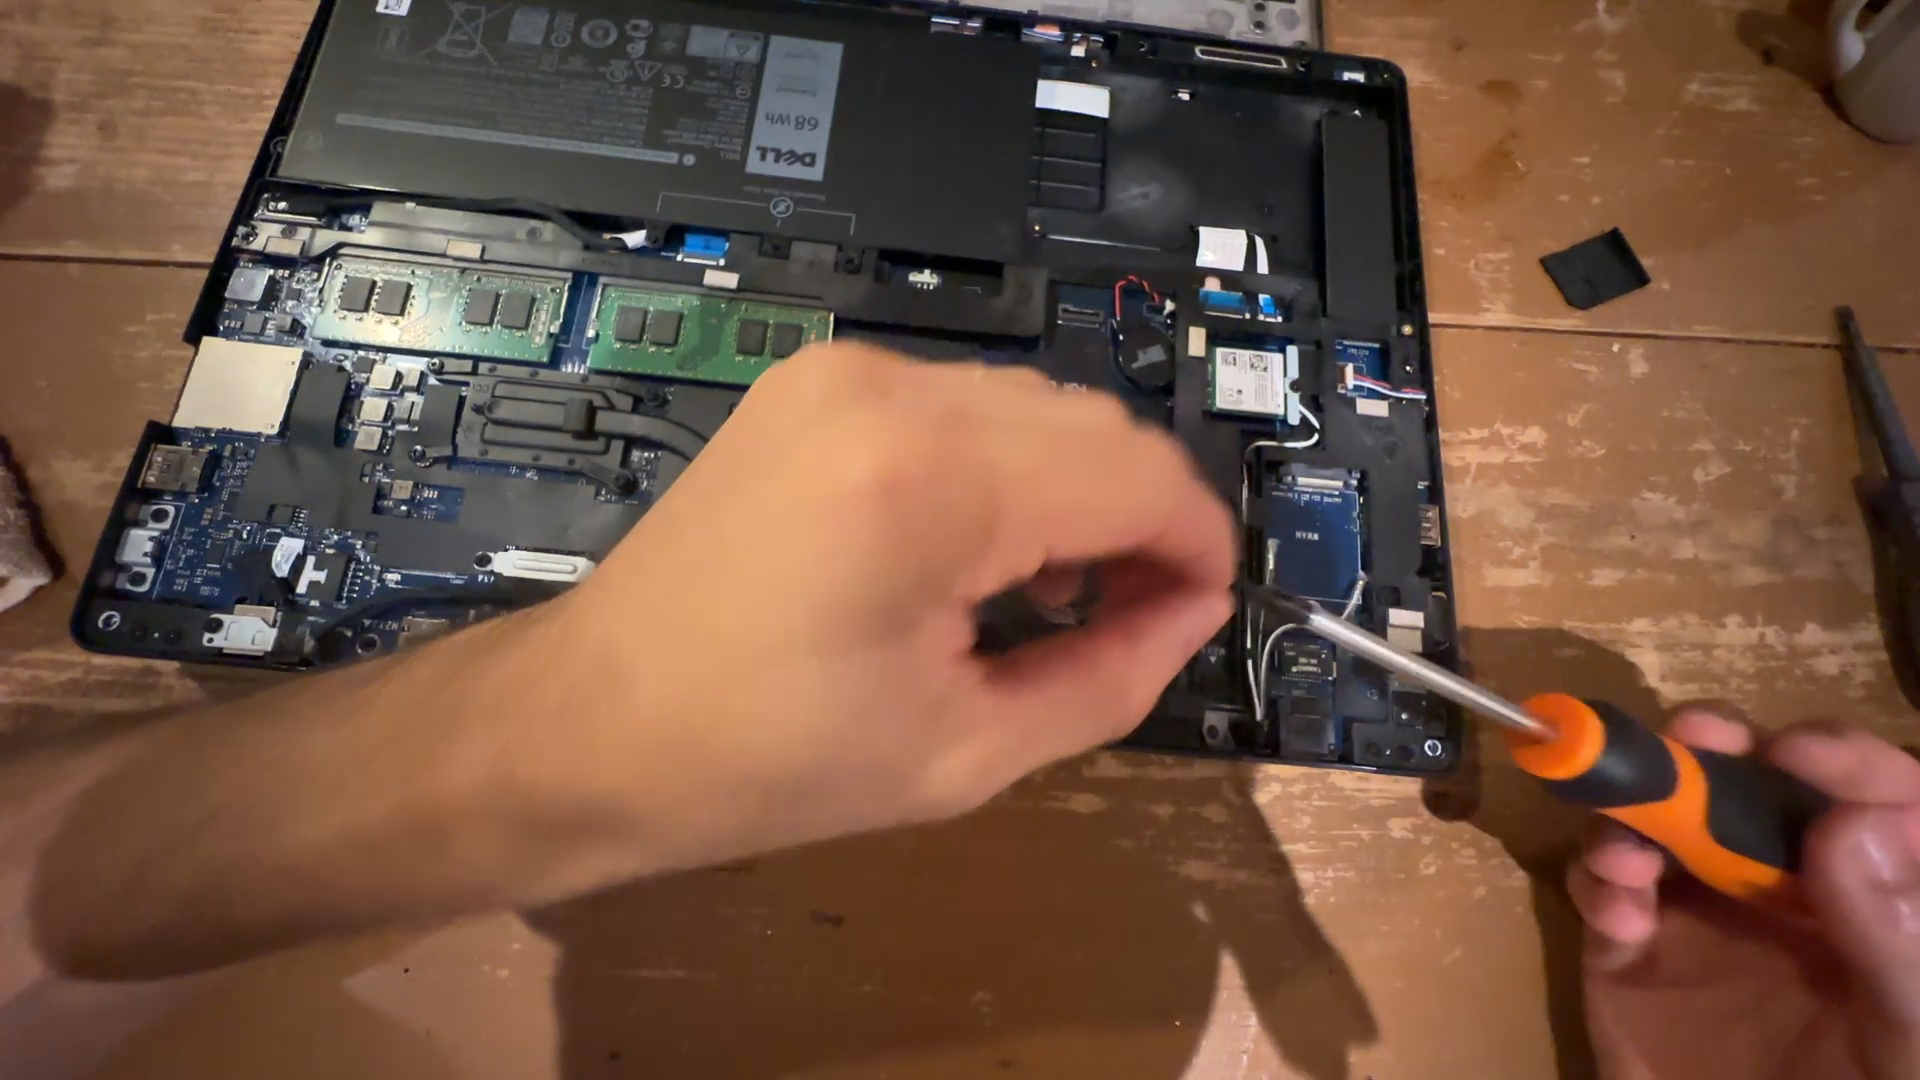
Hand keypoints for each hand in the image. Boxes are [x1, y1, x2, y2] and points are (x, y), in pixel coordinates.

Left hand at [544, 342, 1236, 872]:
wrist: (593, 721)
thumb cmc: (769, 763)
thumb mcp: (965, 754)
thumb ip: (1108, 677)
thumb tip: (1190, 610)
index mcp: (930, 484)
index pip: (1135, 474)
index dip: (1197, 538)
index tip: (1201, 604)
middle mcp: (892, 392)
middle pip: (1095, 424)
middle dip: (1141, 515)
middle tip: (1129, 610)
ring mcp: (848, 372)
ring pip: (1036, 408)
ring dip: (1076, 489)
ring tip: (1052, 587)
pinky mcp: (819, 382)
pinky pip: (967, 406)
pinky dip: (1009, 467)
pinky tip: (981, 541)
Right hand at [1570, 707, 1919, 1079]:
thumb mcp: (1914, 1048)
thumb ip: (1903, 945)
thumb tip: (1860, 820)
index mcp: (1878, 911)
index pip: (1873, 806)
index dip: (1841, 760)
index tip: (1793, 749)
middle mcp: (1787, 895)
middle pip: (1744, 789)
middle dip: (1709, 752)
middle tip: (1688, 738)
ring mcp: (1697, 913)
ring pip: (1653, 820)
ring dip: (1631, 814)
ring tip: (1626, 856)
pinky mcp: (1623, 938)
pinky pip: (1597, 882)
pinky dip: (1595, 878)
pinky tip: (1614, 911)